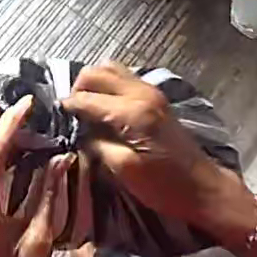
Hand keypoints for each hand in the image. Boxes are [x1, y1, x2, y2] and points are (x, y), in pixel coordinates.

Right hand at [62, 63, 256, 242]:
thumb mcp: (124, 171)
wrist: (203, 188)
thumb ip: (98, 145)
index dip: (68, 106)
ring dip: (94, 82)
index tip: (53, 114)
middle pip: (98, 72)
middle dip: (78, 87)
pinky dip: (108, 83)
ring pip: (112, 68)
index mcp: (132, 113)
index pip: (88, 99)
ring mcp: (150, 92)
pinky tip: (103, 104)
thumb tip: (81, 131)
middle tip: (69, 110)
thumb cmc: (164, 186)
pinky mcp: (155, 97)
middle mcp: (141, 94)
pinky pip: (124, 77)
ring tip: (84, 105)